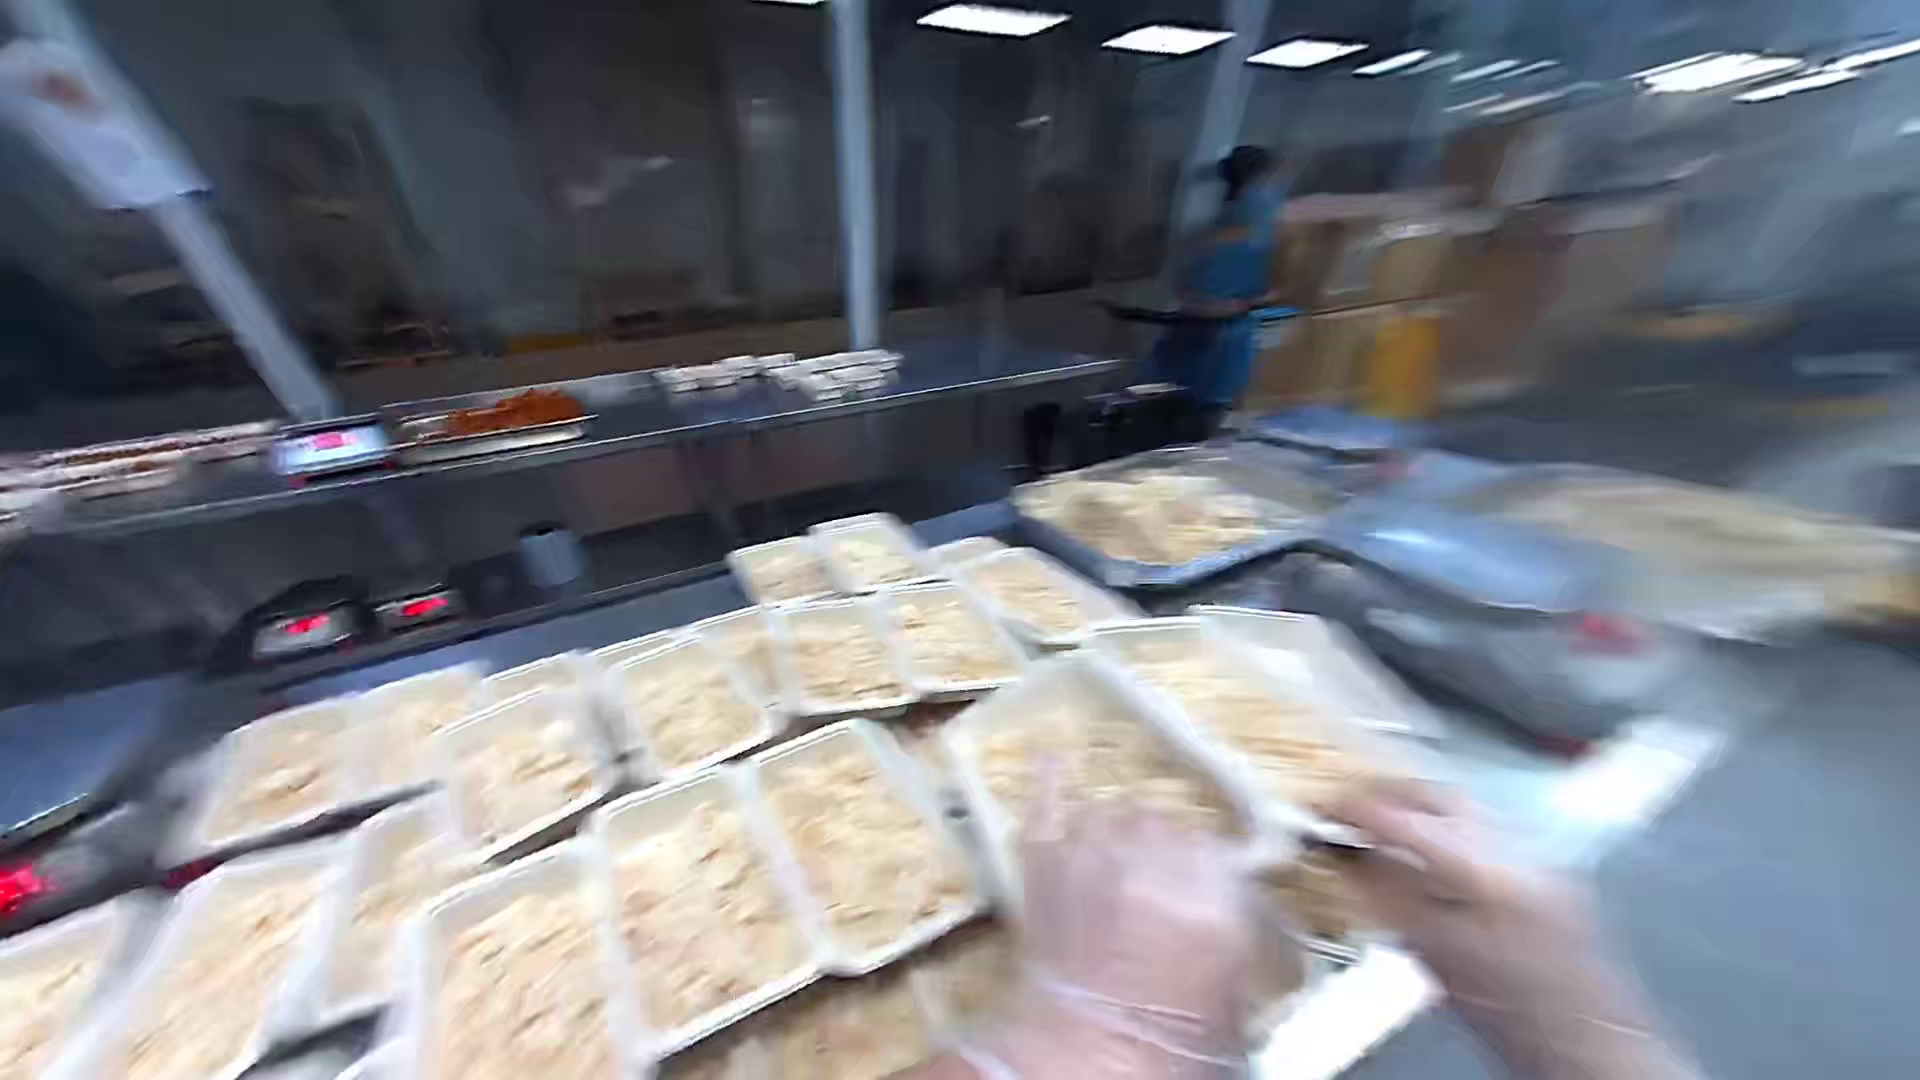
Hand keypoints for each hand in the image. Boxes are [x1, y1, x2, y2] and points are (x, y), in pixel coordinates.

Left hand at [1019, 794, 1250, 1038]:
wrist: (1080, 1057)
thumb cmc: (1169, 1041)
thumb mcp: (1237, 992)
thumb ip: (1246, 928)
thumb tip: (1249, 900)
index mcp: (1208, 892)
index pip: (1225, 850)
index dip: (1217, 871)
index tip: (1212, 887)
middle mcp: (1150, 855)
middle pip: (1168, 822)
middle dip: (1169, 852)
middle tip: (1159, 888)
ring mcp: (1090, 846)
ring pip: (1115, 809)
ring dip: (1121, 834)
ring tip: (1117, 869)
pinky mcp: (1044, 851)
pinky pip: (1049, 798)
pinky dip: (1052, 780)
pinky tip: (1054, 758)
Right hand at [1329, 785, 1696, 1079]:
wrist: (1589, 1046)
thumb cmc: (1501, 1007)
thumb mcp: (1426, 946)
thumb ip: (1380, 886)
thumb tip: (1337, 846)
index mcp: (1480, 871)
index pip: (1400, 818)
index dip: (1352, 807)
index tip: (1321, 806)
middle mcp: (1511, 848)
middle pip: (1433, 792)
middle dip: (1382, 790)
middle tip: (1347, 802)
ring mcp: (1532, 851)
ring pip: (1456, 801)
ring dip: (1410, 801)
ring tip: (1377, 815)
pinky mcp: (1541, 862)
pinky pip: (1476, 819)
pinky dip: (1437, 817)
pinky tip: (1421, 838)